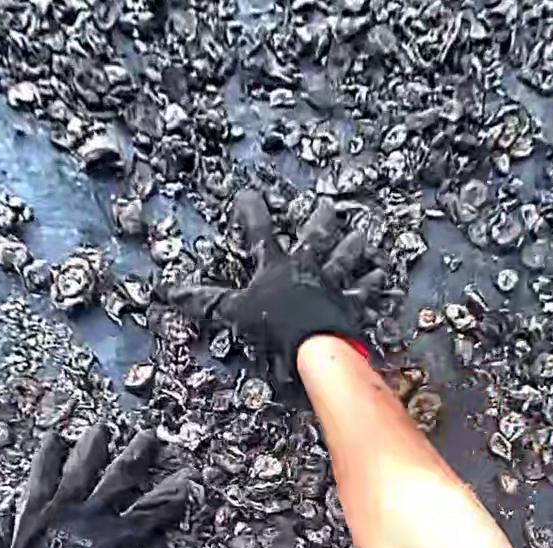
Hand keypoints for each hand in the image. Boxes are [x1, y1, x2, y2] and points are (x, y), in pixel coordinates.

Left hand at [0, 424, 198, 547]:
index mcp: (113, 539)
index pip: (151, 511)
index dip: (173, 494)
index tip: (189, 476)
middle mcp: (88, 517)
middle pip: (118, 479)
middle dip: (137, 456)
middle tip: (150, 434)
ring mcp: (57, 513)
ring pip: (79, 470)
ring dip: (93, 447)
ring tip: (102, 427)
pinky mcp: (32, 516)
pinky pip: (39, 479)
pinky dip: (45, 458)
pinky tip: (51, 440)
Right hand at [165, 189, 385, 394]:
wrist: (315, 346)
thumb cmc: (274, 328)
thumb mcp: (234, 312)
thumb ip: (205, 302)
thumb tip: (168, 291)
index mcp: (278, 266)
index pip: (259, 231)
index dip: (251, 213)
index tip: (246, 196)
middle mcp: (309, 267)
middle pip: (315, 237)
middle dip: (320, 222)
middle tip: (328, 208)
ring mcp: (334, 284)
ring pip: (347, 258)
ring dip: (354, 247)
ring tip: (364, 235)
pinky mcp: (353, 305)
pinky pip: (367, 292)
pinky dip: (376, 286)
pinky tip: (384, 278)